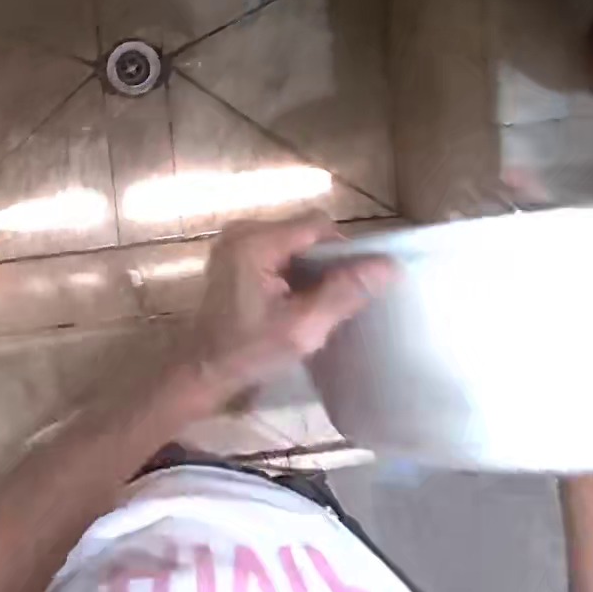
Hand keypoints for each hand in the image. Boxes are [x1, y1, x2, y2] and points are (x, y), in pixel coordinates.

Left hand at [180, 211, 395, 403]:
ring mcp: (235, 239)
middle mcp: (242, 230)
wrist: (204, 367)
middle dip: (326, 260)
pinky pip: (276, 248)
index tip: (356, 282)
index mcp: (255, 241)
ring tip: (317, 300)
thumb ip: (344, 292)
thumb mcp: (304, 327)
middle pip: (304, 229)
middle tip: (336, 297)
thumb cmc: (251, 350)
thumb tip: (388, 265)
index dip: (343, 248)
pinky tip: (296, 298)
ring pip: (292, 239)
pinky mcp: (234, 252)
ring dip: (309, 266)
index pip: (316, 224)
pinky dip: (292, 268)